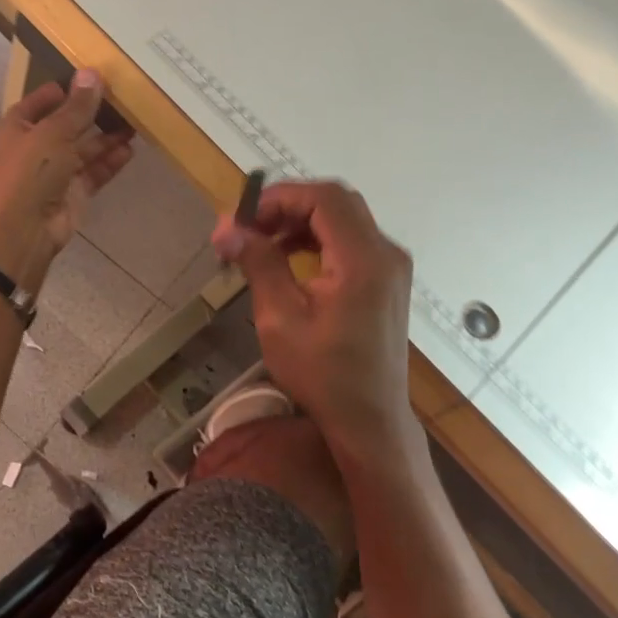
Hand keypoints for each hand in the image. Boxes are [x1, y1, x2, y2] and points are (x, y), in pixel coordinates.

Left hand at [0, 69, 133, 289]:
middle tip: (123, 96)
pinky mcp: (72, 192)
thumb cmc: (31, 172)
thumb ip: (77, 106)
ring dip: (106, 136)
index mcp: (18, 126)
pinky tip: (129, 149)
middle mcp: (35, 146)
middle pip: (67, 123)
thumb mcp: (54, 133)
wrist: (26, 231)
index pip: (43, 99)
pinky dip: (109, 161)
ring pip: (84, 148)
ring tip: (134, 121)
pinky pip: (93, 171)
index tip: (94, 77)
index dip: (66, 88)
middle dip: (92, 112)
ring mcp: (54, 170)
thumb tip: (92, 73)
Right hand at [212, 180, 415, 447]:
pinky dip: (315, 240)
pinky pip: (349, 242)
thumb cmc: (322, 374)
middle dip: (286, 207)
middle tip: (245, 229)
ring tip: (258, 244)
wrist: (369, 419)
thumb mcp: (280, 319)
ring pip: (342, 220)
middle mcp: (385, 253)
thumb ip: (259, 264)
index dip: (278, 197)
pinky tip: (287, 260)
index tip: (240, 219)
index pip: (324, 198)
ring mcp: (390, 267)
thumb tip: (227, 229)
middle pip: (335, 203)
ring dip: (298, 222)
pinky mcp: (385, 281)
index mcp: (364, 260)